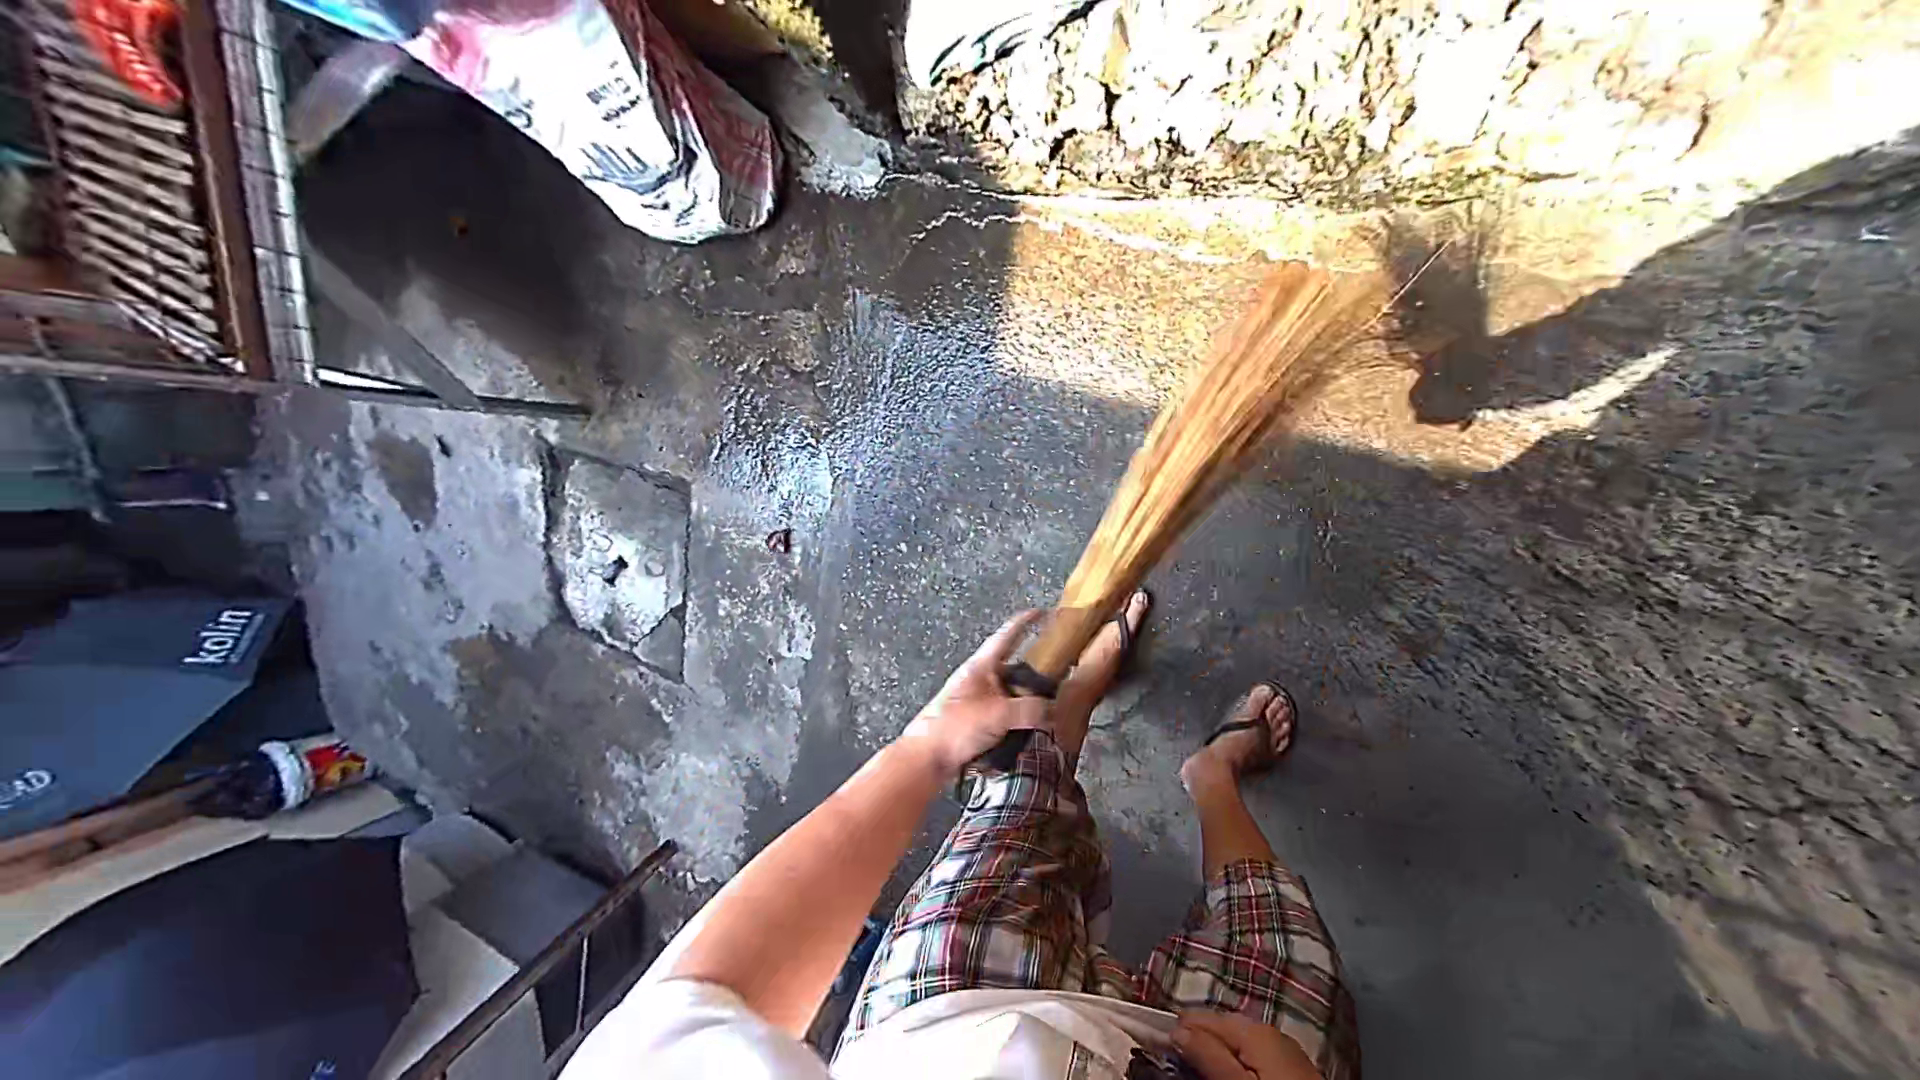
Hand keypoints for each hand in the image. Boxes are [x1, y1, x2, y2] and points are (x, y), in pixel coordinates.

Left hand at [898, 610, 1052, 777]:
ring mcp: (976, 700)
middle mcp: (978, 680)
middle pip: (1013, 669)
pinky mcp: (975, 721)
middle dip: (1032, 677)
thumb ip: (1029, 709)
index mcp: (980, 667)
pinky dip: (1015, 722)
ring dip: (1024, 705)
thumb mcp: (998, 714)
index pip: (1006, 636)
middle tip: (1052, 681)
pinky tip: (1021, 735)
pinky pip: (1004, 716)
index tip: (1040, 612)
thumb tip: (1049, 710)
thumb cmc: (949, 730)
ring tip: (1040, 716)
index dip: (1024, 622)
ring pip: (1010, 695)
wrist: (926, 759)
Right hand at [1171, 1010, 1321, 1079]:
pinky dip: (1236, 1065)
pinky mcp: (1292, 1070)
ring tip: (1199, 1072)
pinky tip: (1229, 1076)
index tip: (1157, 1049)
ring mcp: (1283, 1050)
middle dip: (1197, 1043)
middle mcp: (1267, 1028)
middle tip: (1177, 1066)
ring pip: (1234, 1044)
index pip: (1198, 1016)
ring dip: (1215, 1056)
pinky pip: (1251, 1058)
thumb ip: (1209, 1057)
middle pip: (1217, 1028)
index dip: (1175, 1030)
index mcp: (1252, 1028)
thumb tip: (1175, 1027)